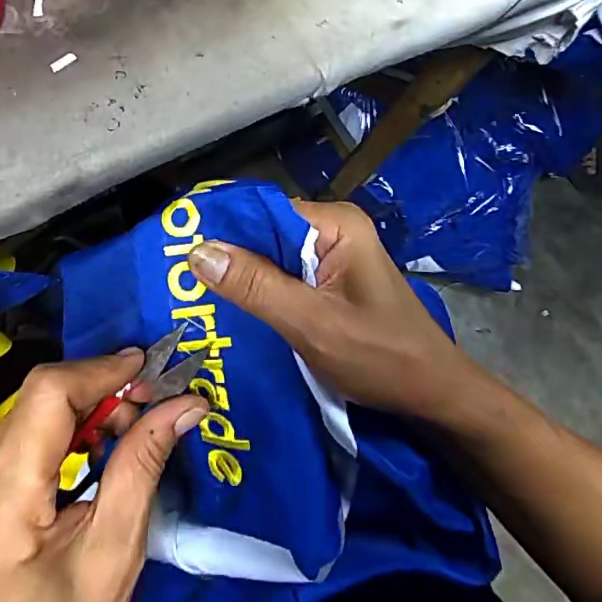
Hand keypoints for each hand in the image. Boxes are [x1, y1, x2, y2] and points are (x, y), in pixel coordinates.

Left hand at [0, 355, 207, 601]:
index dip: (103, 370)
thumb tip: (186, 404)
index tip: (152, 371)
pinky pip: (22, 432)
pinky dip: (68, 425)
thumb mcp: (116, 550)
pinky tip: (97, 445)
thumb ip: (143, 464)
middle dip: (104, 388)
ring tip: (132, 427)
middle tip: (154, 404)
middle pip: (39, 398)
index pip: (46, 396)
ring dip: (89, 405)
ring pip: (32, 409)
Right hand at [187, 200, 485, 419]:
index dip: (221, 231)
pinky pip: (288, 279)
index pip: (265, 211)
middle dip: (227, 259)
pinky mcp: (333, 283)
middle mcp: (336, 230)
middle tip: (171, 286)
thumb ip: (257, 286)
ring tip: (189, 303)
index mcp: (338, 225)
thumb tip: (197, 250)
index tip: (171, 255)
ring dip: (241, 281)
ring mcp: (336, 257)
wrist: (431, 390)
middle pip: (267, 234)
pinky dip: (262, 295)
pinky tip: (230, 315)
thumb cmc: (381, 356)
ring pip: (274, 259)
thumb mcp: (312, 324)